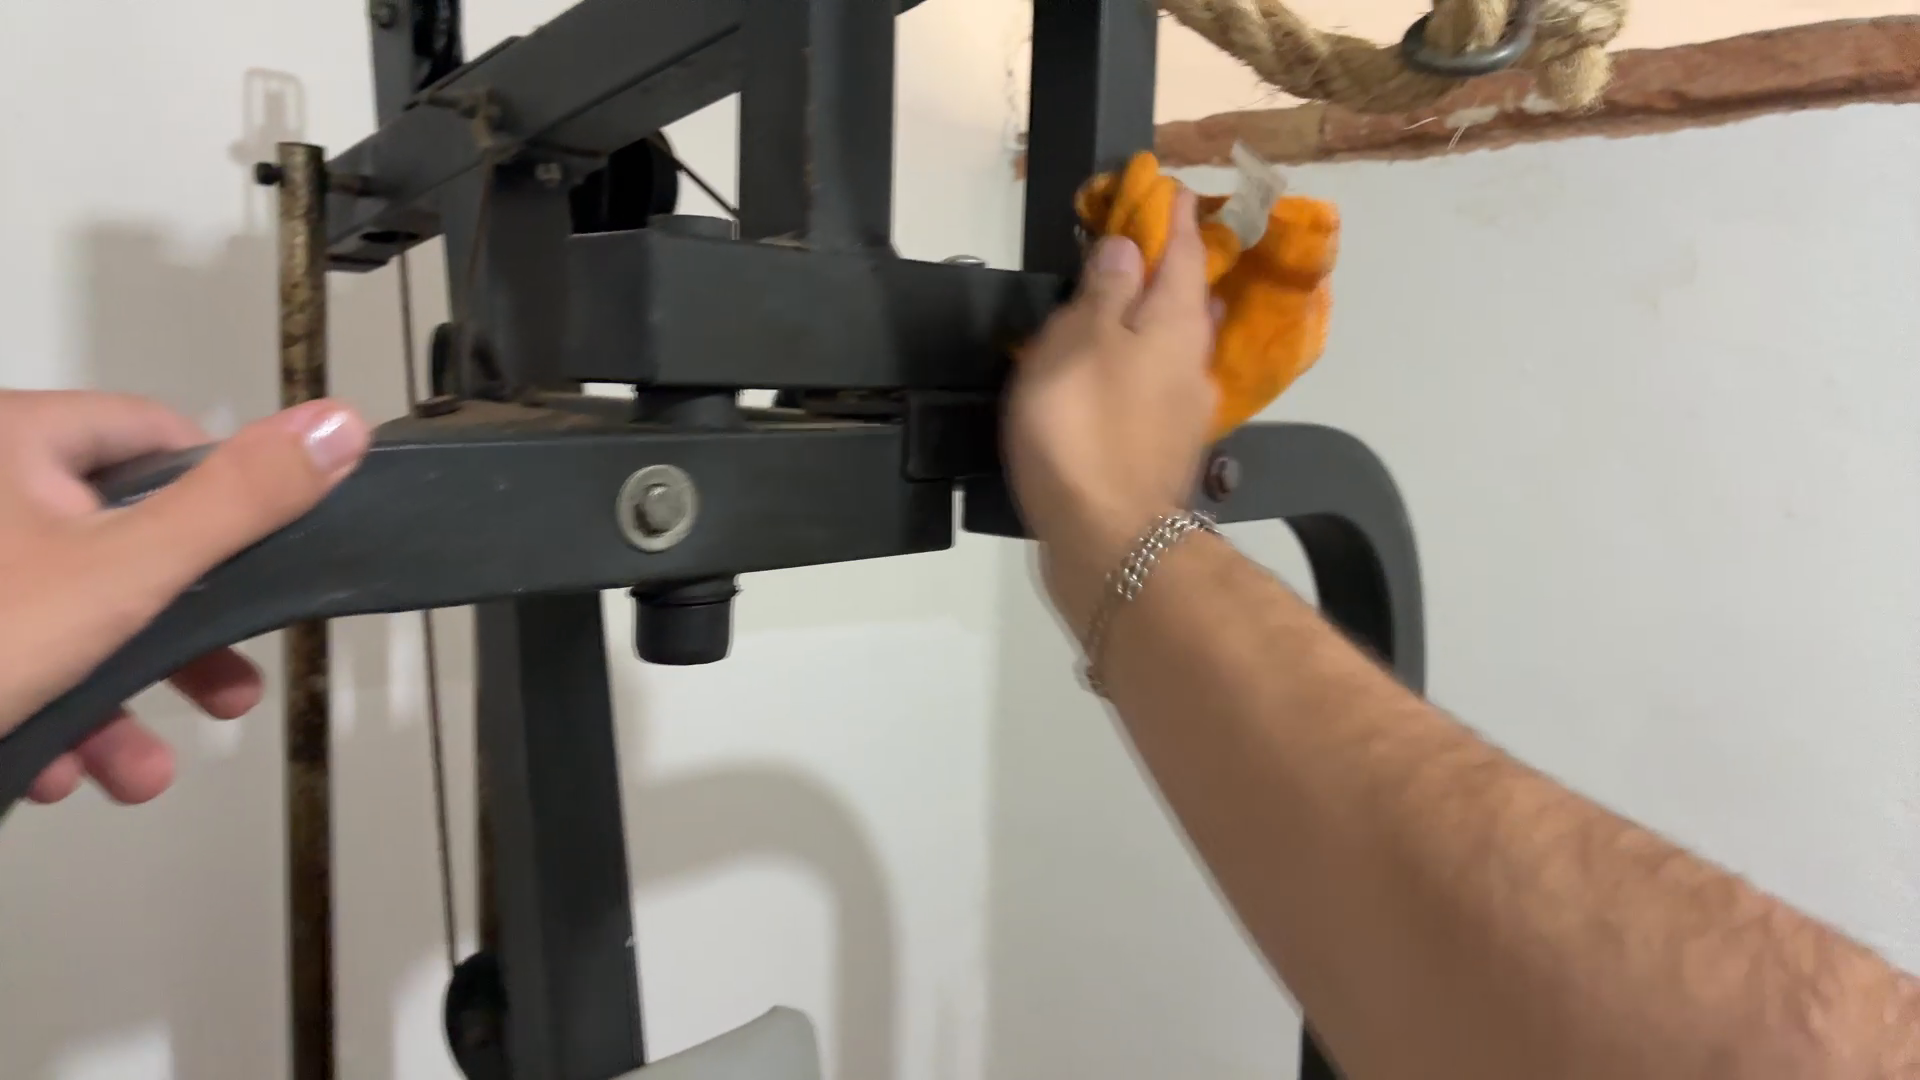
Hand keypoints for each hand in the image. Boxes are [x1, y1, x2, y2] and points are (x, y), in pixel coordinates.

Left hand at [0, 390, 370, 804]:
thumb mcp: (125, 573)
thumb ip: (242, 498)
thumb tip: (340, 424)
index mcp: (5, 443)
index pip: (156, 434)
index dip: (222, 494)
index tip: (249, 560)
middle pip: (119, 537)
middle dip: (181, 629)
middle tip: (226, 686)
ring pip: (61, 605)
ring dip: (119, 688)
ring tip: (140, 762)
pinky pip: (3, 639)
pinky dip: (42, 699)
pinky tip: (60, 762)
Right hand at [1003, 186, 1218, 635]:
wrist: (1107, 539)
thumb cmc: (1082, 431)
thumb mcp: (1079, 345)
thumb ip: (1106, 291)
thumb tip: (1127, 248)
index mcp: (1177, 323)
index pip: (1183, 248)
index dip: (1170, 214)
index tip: (1161, 188)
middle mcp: (1195, 361)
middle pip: (1187, 299)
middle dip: (1166, 269)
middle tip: (1134, 249)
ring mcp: (1186, 411)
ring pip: (1174, 347)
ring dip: (1153, 321)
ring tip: (1119, 309)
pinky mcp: (1166, 449)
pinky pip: (1157, 387)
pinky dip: (1140, 367)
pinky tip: (1116, 377)